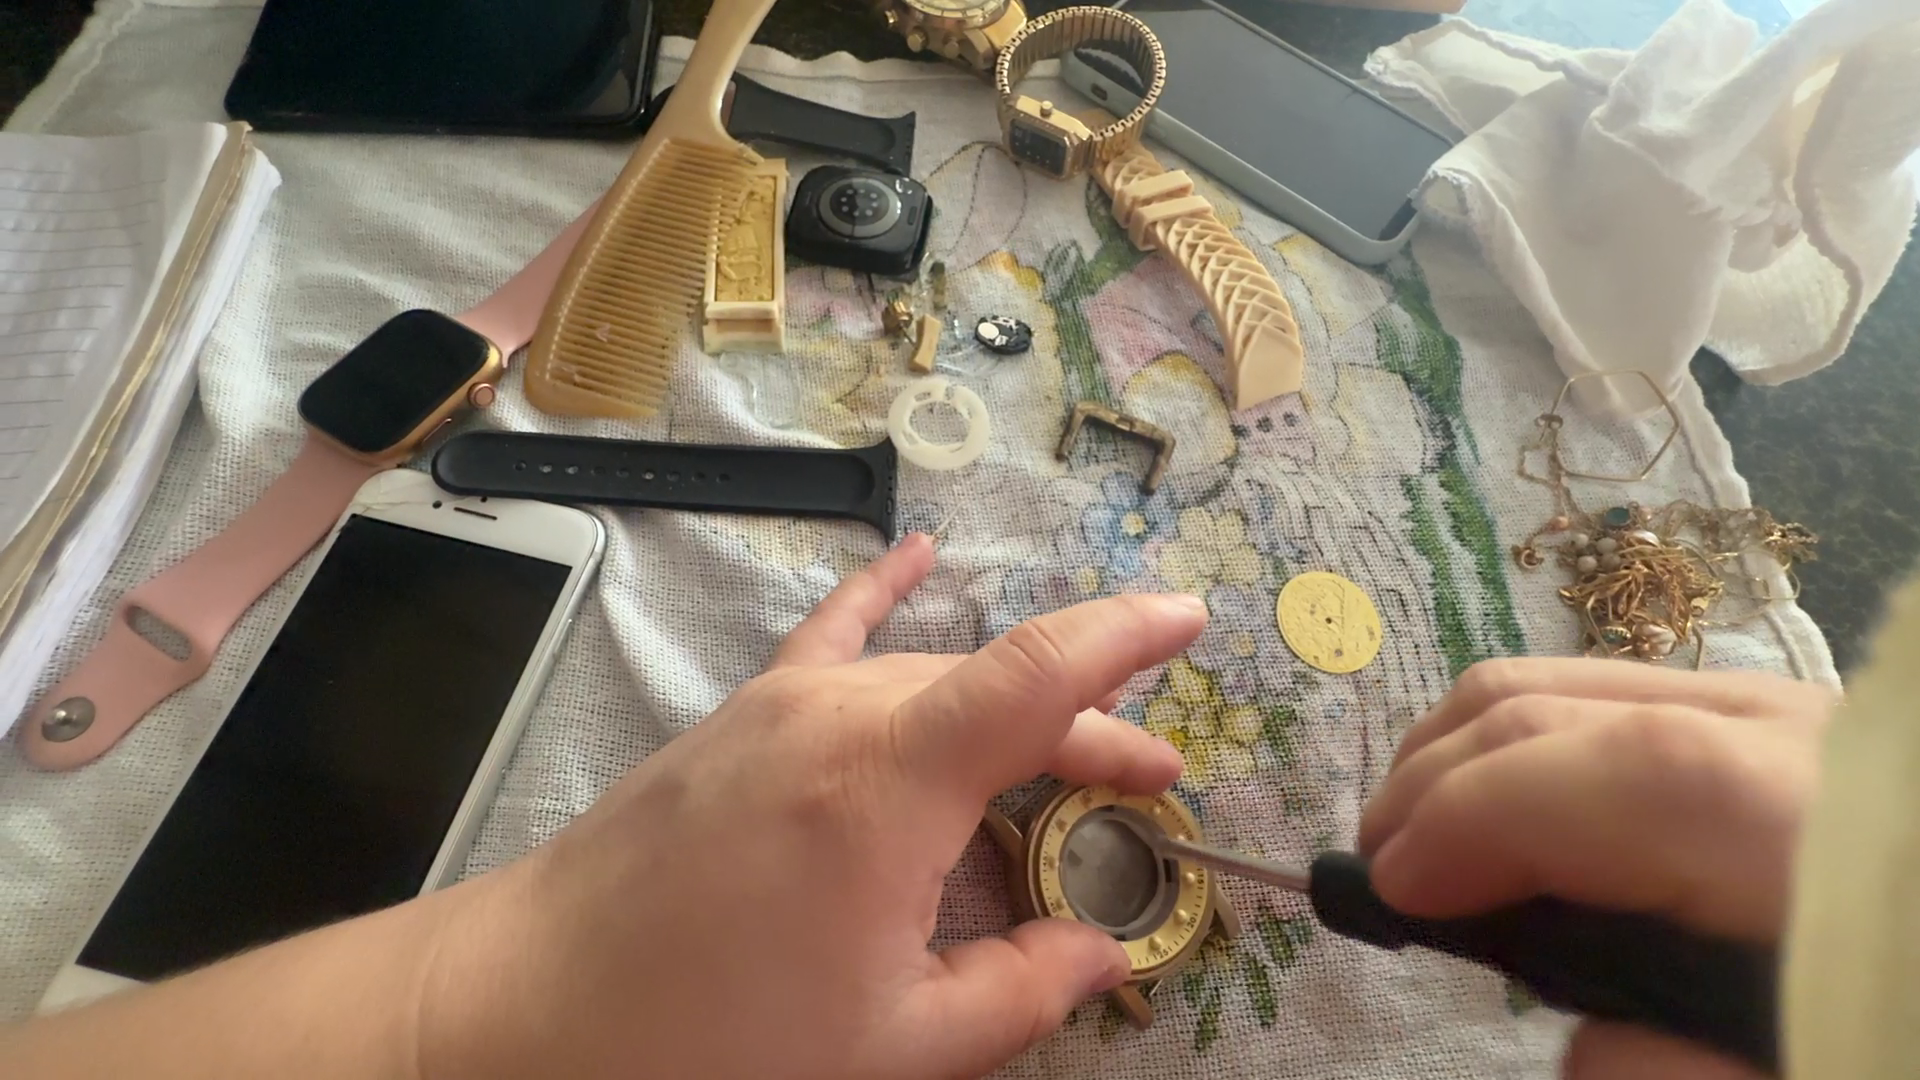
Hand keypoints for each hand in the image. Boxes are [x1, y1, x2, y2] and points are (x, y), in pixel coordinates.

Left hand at [418, 534, 1206, 1079]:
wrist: (533, 999)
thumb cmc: (712, 1038)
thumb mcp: (890, 1045)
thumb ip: (1019, 988)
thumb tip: (1106, 954)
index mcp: (894, 783)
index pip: (1037, 676)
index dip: (1124, 637)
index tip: (1188, 616)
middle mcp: (852, 708)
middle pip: (1002, 694)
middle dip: (1088, 734)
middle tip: (1147, 782)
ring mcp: (797, 692)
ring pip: (940, 679)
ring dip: (1014, 714)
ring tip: (1064, 754)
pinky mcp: (757, 700)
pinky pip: (837, 623)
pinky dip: (887, 586)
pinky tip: (920, 552)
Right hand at [1358, 658, 1833, 1079]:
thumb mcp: (1853, 1066)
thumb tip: (1589, 1054)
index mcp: (1825, 826)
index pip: (1610, 775)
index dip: (1468, 823)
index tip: (1395, 898)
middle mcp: (1798, 728)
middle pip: (1542, 706)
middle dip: (1426, 783)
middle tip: (1387, 868)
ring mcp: (1777, 702)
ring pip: (1547, 680)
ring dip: (1451, 751)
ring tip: (1424, 829)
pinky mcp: (1763, 710)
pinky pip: (1585, 693)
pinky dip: (1507, 740)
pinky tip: (1504, 805)